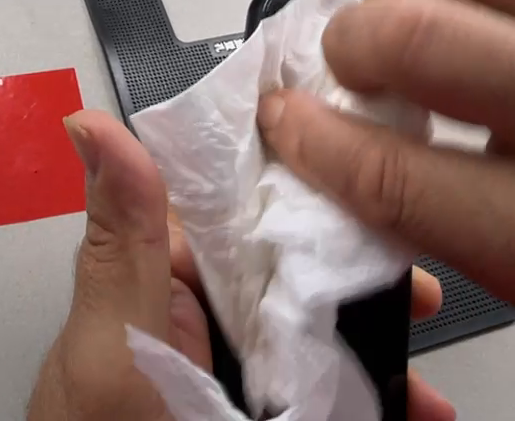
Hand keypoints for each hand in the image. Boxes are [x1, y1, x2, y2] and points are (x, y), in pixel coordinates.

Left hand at [29, 109, 453, 420]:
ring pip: (316, 325)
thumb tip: (92, 123)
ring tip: (422, 359)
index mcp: (167, 260)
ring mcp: (234, 353)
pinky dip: (369, 394)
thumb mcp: (113, 327)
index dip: (301, 181)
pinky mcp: (257, 399)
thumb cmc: (95, 420)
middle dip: (356, 266)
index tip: (360, 173)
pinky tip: (410, 406)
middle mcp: (205, 298)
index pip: (240, 197)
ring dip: (374, 335)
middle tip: (417, 283)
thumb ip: (121, 233)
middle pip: (293, 262)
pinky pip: (321, 386)